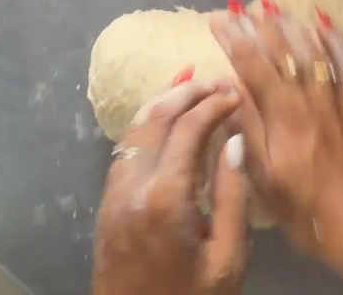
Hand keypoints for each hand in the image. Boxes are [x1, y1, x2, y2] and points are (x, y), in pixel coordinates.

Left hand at [92, 78, 251, 294]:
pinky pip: (126, 147)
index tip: (236, 92)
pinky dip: (147, 123)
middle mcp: (132, 184)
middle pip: (157, 116)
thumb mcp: (227, 260)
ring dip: (163, 101)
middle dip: (188, 93)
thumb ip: (233, 197)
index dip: (214, 104)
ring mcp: (113, 191)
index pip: (189, 128)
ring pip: (135, 126)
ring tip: (191, 85)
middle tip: (216, 82)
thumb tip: (235, 138)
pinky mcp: (106, 202)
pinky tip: (165, 117)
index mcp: (165, 197)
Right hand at [211, 2, 342, 272]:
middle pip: (281, 50)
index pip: (251, 64)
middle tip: (241, 7)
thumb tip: (231, 87)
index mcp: (282, 114)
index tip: (216, 20)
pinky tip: (325, 25)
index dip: (232, 39)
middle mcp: (308, 98)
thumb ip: (248, 127)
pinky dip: (336, 42)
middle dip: (258, 26)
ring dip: (291, 26)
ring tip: (274, 8)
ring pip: (313, 50)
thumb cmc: (304, 207)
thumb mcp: (263, 177)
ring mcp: (336, 99)